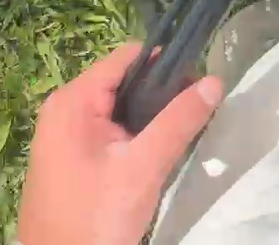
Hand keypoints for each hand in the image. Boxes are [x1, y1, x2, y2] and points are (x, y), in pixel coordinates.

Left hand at [16, 44, 223, 244]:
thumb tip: (215, 80)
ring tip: (180, 135)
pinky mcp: (69, 161)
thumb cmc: (96, 221)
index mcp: (73, 100)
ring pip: (119, 109)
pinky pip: (108, 132)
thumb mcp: (143, 168)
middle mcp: (64, 110)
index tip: (199, 84)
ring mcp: (63, 137)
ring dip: (150, 118)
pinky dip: (134, 137)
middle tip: (194, 114)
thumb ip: (179, 120)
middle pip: (124, 81)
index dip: (166, 63)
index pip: (128, 57)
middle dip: (161, 94)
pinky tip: (155, 157)